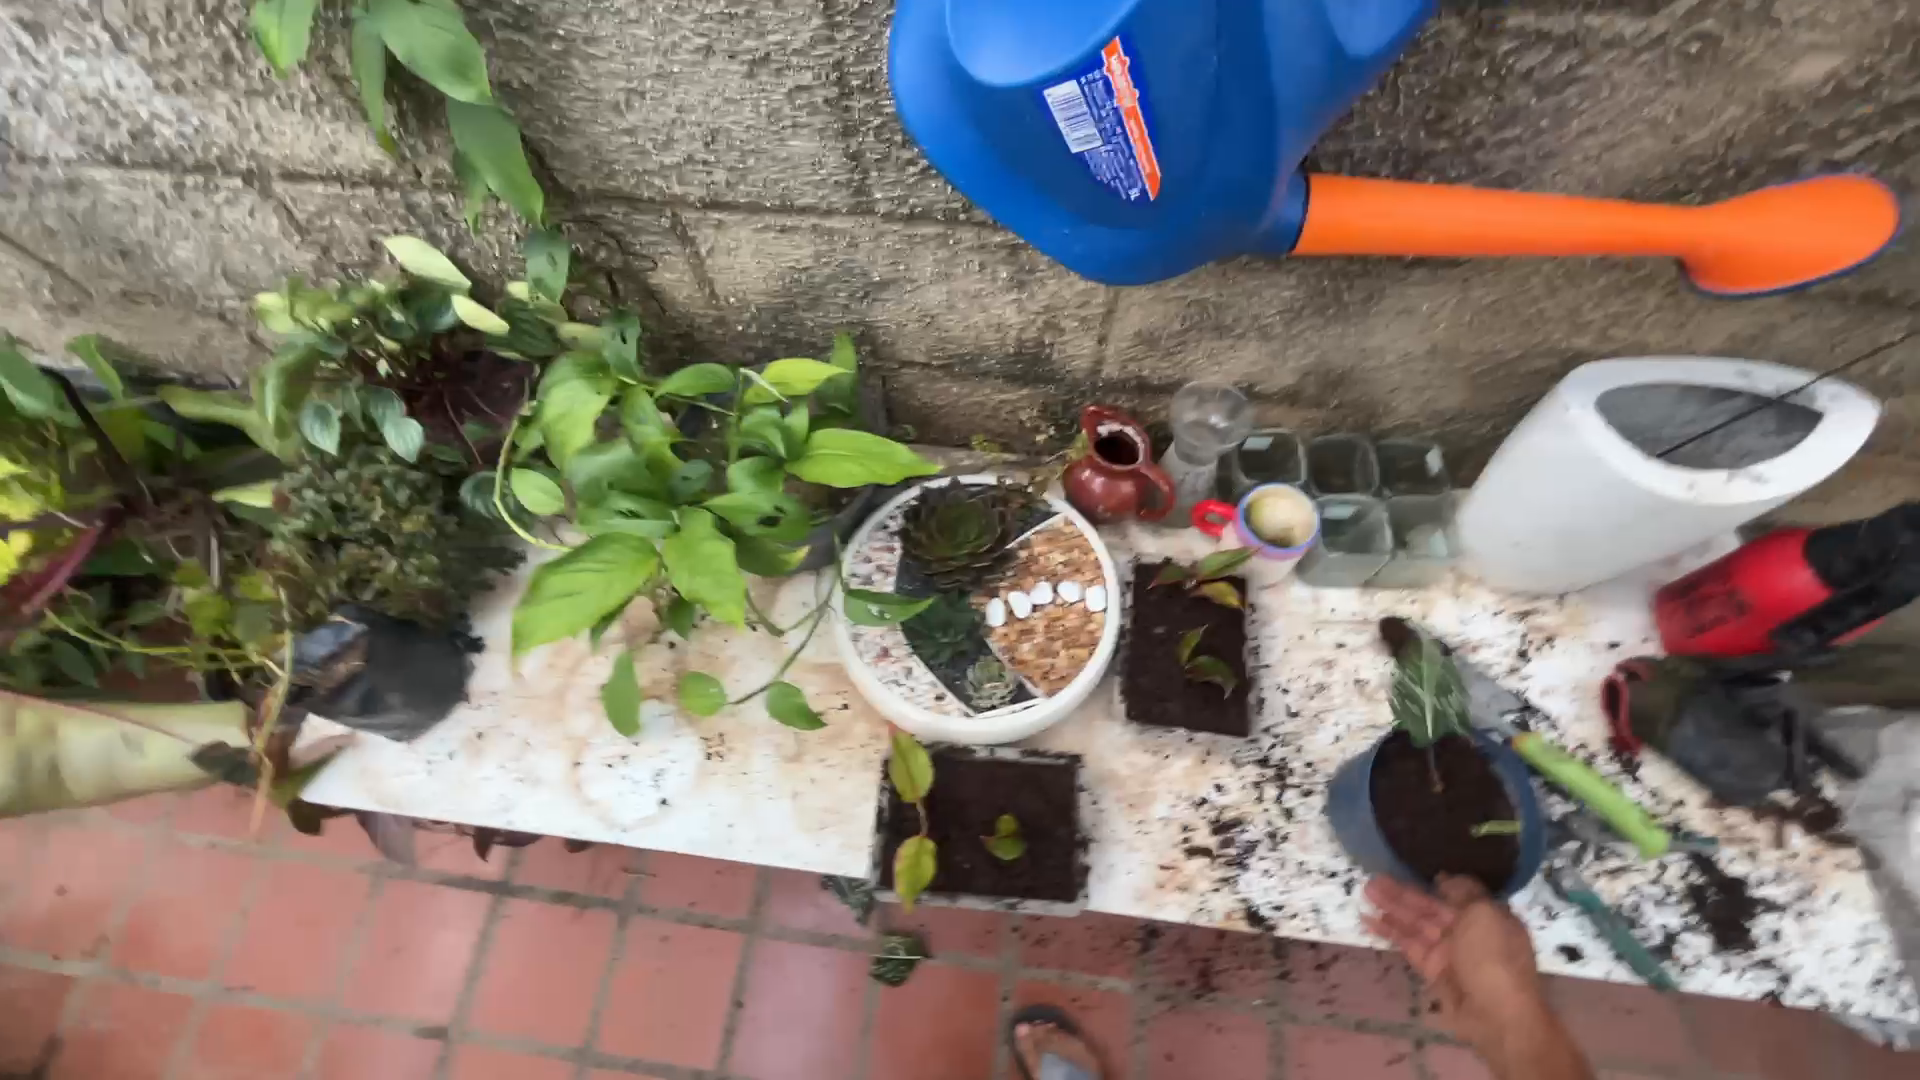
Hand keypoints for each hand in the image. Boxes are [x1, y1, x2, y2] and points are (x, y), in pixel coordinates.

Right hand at [1363, 875, 1550, 1056]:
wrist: (1497, 1015)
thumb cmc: (1493, 957)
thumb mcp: (1484, 913)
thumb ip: (1463, 890)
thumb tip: (1444, 877)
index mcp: (1486, 917)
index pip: (1456, 893)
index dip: (1433, 881)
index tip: (1410, 867)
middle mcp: (1467, 931)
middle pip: (1429, 907)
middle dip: (1401, 893)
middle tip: (1372, 879)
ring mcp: (1447, 951)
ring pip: (1414, 923)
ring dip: (1390, 907)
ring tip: (1365, 892)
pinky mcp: (1431, 968)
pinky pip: (1406, 943)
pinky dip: (1388, 931)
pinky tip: (1368, 920)